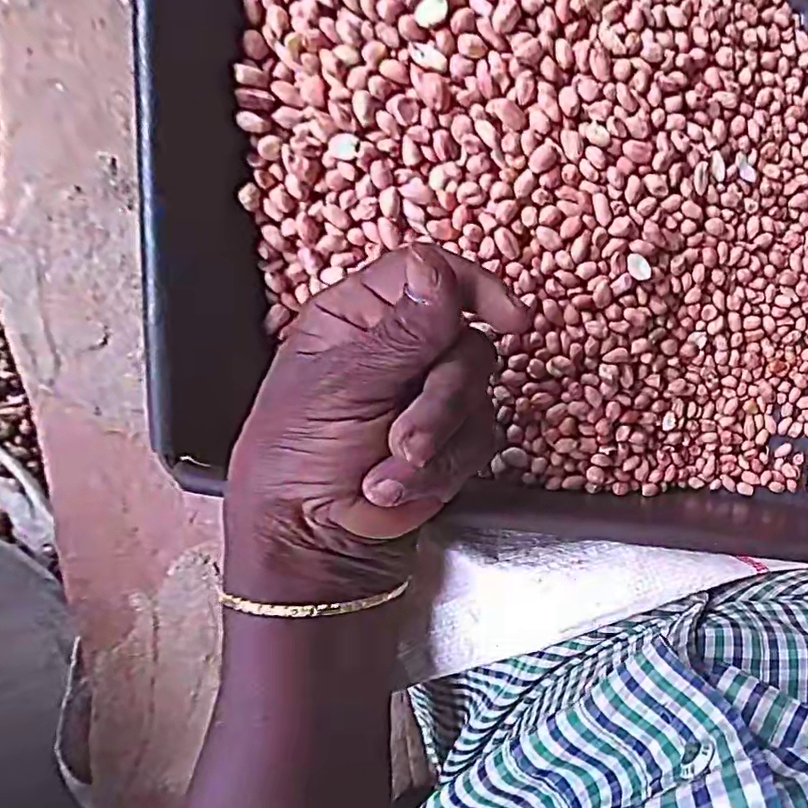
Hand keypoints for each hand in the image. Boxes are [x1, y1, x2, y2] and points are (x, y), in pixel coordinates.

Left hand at [222, 244, 532, 602]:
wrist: (314, 536)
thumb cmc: (297, 455)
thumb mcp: (341, 386)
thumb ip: (403, 332)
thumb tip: (439, 271)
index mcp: (363, 317)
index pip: (430, 275)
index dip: (474, 288)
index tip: (510, 317)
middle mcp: (407, 349)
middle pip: (467, 343)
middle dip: (442, 398)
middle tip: (406, 437)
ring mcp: (436, 395)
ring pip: (479, 396)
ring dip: (438, 439)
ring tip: (389, 472)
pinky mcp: (458, 440)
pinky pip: (480, 441)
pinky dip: (443, 469)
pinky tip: (398, 485)